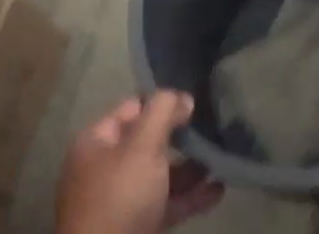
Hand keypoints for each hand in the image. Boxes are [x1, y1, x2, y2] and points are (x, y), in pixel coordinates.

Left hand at [56, 91, 224, 233]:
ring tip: (221, 160)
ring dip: (191, 168)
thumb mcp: (142, 146)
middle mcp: (106, 168)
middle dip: (181, 137)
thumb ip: (164, 113)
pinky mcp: (137, 226)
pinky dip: (190, 197)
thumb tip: (183, 97)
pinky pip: (166, 204)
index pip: (133, 108)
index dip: (163, 102)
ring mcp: (121, 200)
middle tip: (213, 129)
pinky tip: (218, 190)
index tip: (195, 102)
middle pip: (149, 142)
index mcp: (97, 142)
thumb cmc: (120, 196)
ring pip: (161, 175)